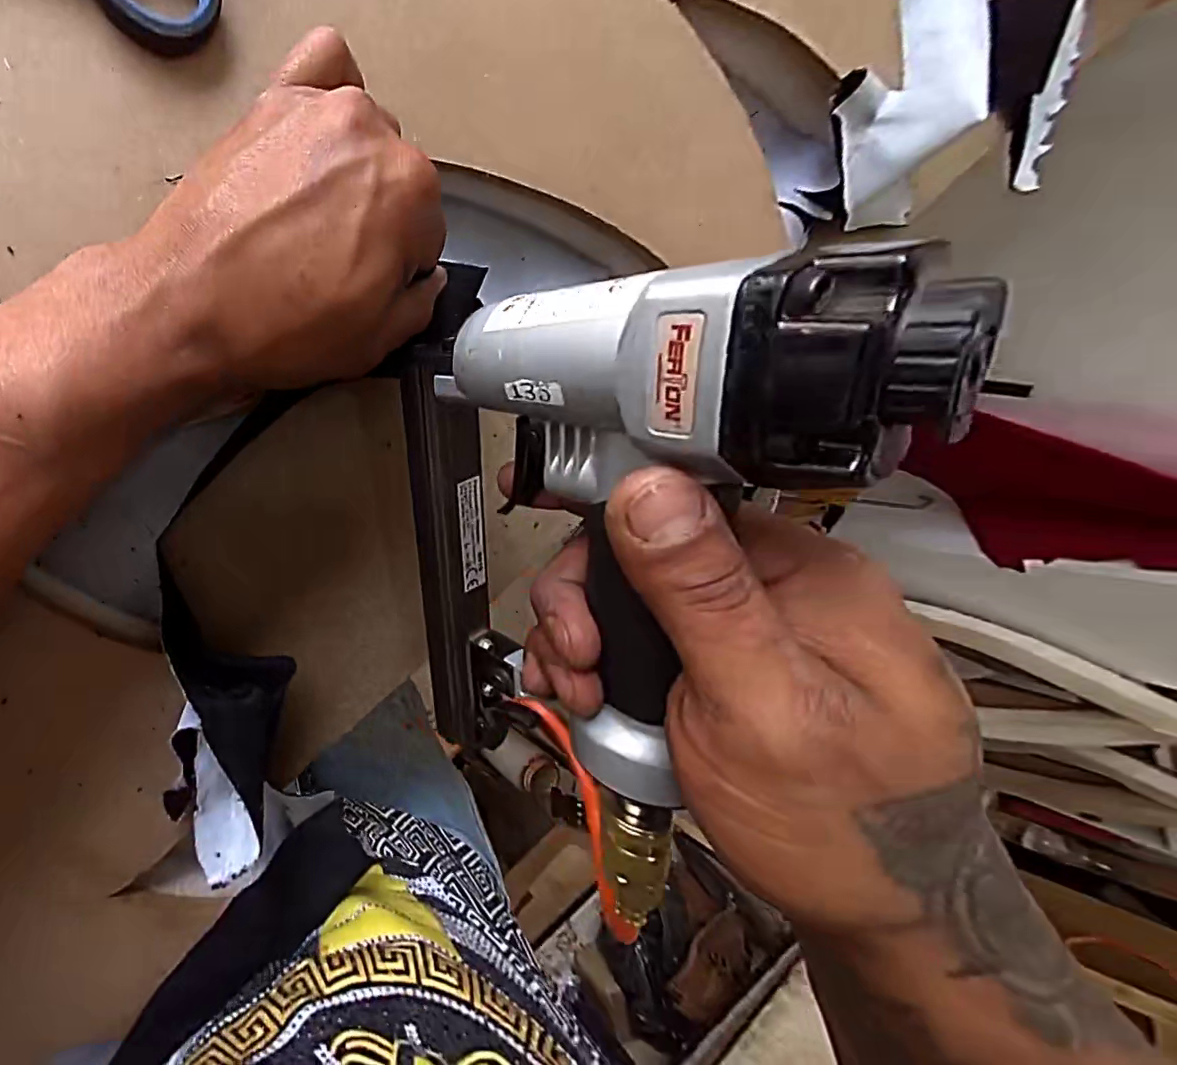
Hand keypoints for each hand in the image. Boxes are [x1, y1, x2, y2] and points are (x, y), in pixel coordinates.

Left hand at [124, 27, 446, 392]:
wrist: (180, 310)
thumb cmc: (259, 326)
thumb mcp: (367, 345)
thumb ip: (414, 306)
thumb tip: (421, 286)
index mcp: (408, 194)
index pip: (425, 230)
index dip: (395, 266)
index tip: (367, 280)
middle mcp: (368, 137)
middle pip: (394, 180)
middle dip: (372, 220)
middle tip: (329, 260)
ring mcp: (316, 113)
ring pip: (361, 135)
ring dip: (346, 170)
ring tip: (303, 217)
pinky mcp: (269, 106)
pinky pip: (319, 69)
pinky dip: (324, 96)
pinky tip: (308, 142)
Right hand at [513, 468, 980, 934]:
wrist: (864, 907)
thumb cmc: (843, 820)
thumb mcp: (761, 701)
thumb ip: (700, 593)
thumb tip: (649, 490)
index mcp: (800, 574)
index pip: (681, 497)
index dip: (602, 499)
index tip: (533, 498)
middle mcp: (760, 589)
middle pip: (629, 549)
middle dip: (577, 600)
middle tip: (575, 653)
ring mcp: (723, 628)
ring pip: (611, 596)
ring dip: (572, 638)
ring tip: (580, 691)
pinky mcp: (694, 661)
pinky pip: (617, 637)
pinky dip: (582, 661)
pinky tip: (581, 693)